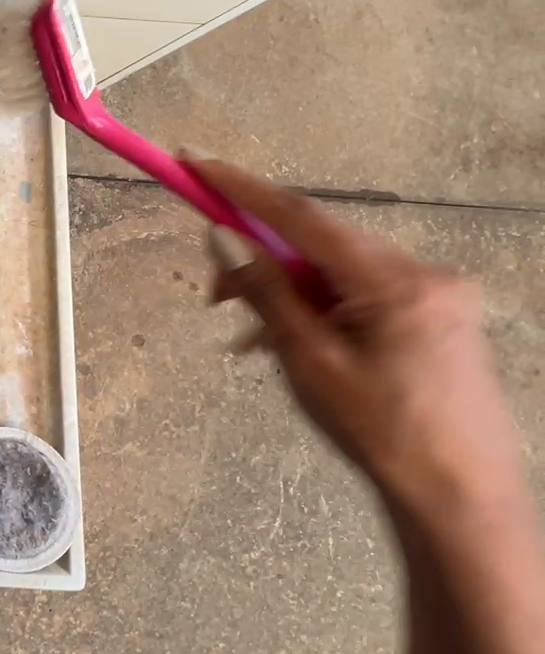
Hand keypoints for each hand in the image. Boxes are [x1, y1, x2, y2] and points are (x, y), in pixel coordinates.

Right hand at [190, 156, 523, 514]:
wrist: (460, 492)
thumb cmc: (377, 427)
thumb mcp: (305, 359)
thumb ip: (266, 293)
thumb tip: (225, 243)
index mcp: (395, 283)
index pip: (302, 218)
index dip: (241, 187)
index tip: (194, 161)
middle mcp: (423, 274)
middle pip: (317, 240)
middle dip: (258, 256)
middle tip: (216, 297)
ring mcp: (435, 293)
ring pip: (332, 266)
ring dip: (284, 289)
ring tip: (254, 337)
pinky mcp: (434, 312)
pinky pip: (354, 288)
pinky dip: (312, 304)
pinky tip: (291, 340)